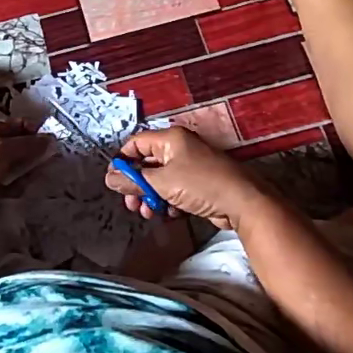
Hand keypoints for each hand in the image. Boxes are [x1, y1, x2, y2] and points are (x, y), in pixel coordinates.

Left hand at [0, 119, 55, 210]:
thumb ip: (28, 144)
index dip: (33, 130)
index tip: (53, 139)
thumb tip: (51, 139)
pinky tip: (30, 188)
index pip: (15, 125)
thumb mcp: (2, 149)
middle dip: (34, 152)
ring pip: (16, 167)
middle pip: (17, 147)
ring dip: (29, 171)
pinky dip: (20, 186)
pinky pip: (11, 185)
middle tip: (55, 158)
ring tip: (46, 174)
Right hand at [106, 127, 273, 230]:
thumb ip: (134, 180)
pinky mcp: (198, 184)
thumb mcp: (162, 182)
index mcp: (170, 139)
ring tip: (149, 212)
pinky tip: (168, 214)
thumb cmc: (201, 184)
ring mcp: (190, 166)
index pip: (136, 143)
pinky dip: (167, 200)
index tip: (115, 181)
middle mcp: (179, 148)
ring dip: (151, 196)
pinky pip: (174, 189)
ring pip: (160, 179)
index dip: (123, 161)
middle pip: (147, 163)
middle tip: (131, 204)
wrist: (243, 203)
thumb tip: (109, 178)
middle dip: (137, 184)